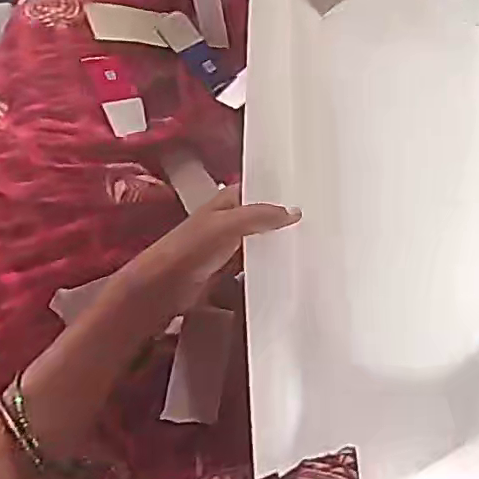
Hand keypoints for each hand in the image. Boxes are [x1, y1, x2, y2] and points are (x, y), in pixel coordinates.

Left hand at [90, 189, 299, 333]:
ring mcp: (230, 246)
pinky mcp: (230, 269)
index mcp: (228, 200)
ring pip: (262, 242)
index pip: (261, 190)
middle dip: (284, 221)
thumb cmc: (190, 248)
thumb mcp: (228, 223)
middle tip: (315, 222)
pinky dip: (269, 266)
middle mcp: (230, 220)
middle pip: (264, 217)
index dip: (281, 193)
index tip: (308, 196)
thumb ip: (261, 215)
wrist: (163, 287)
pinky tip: (286, 269)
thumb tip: (294, 212)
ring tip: (307, 245)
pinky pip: (256, 264)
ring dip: (278, 245)